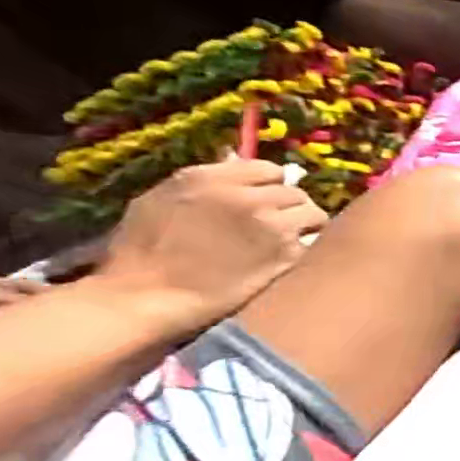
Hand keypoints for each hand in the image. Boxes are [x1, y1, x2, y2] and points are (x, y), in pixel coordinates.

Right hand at [93, 159, 327, 333]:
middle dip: (292, 207)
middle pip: (297, 193)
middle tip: (283, 224)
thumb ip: (208, 185)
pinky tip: (289, 260)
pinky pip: (314, 243)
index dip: (273, 185)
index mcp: (210, 179)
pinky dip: (307, 250)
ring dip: (308, 226)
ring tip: (291, 240)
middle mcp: (248, 198)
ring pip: (315, 215)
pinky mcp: (289, 255)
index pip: (269, 169)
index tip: (268, 199)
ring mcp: (273, 226)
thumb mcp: (163, 200)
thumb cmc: (143, 251)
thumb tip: (237, 166)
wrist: (148, 294)